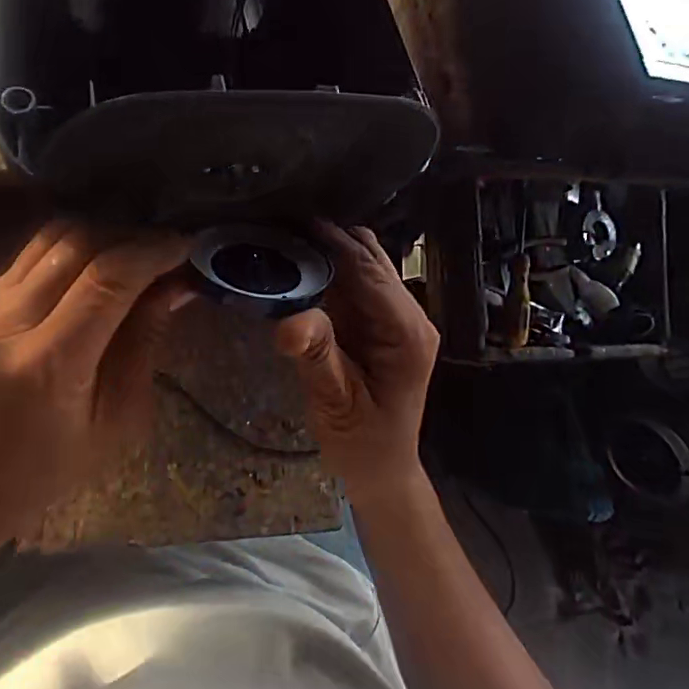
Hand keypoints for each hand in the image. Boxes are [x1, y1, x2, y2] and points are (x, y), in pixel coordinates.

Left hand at [0, 223, 190, 563]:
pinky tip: (104, 261)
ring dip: (107, 233)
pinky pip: (41, 247)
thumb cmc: (54, 465)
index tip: (187, 247)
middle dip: (135, 238)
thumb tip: (176, 285)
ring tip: (141, 254)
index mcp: (49, 362)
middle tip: (171, 251)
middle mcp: (13, 320)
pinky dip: (80, 241)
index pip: (106, 279)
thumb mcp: (117, 418)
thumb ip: (144, 343)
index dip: (152, 252)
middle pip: (82, 244)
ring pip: (59, 234)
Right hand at [274, 222, 439, 499]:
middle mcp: (408, 316)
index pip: (370, 273)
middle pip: (371, 259)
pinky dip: (329, 269)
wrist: (382, 468)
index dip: (334, 244)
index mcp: (407, 333)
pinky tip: (299, 264)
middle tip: (280, 225)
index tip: (294, 220)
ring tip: (285, 238)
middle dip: (330, 240)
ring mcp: (394, 317)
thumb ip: (317, 360)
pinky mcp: (378, 322)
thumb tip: (291, 320)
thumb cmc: (364, 444)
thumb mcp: (337, 407)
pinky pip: (355, 282)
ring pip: (365, 264)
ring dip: (330, 250)